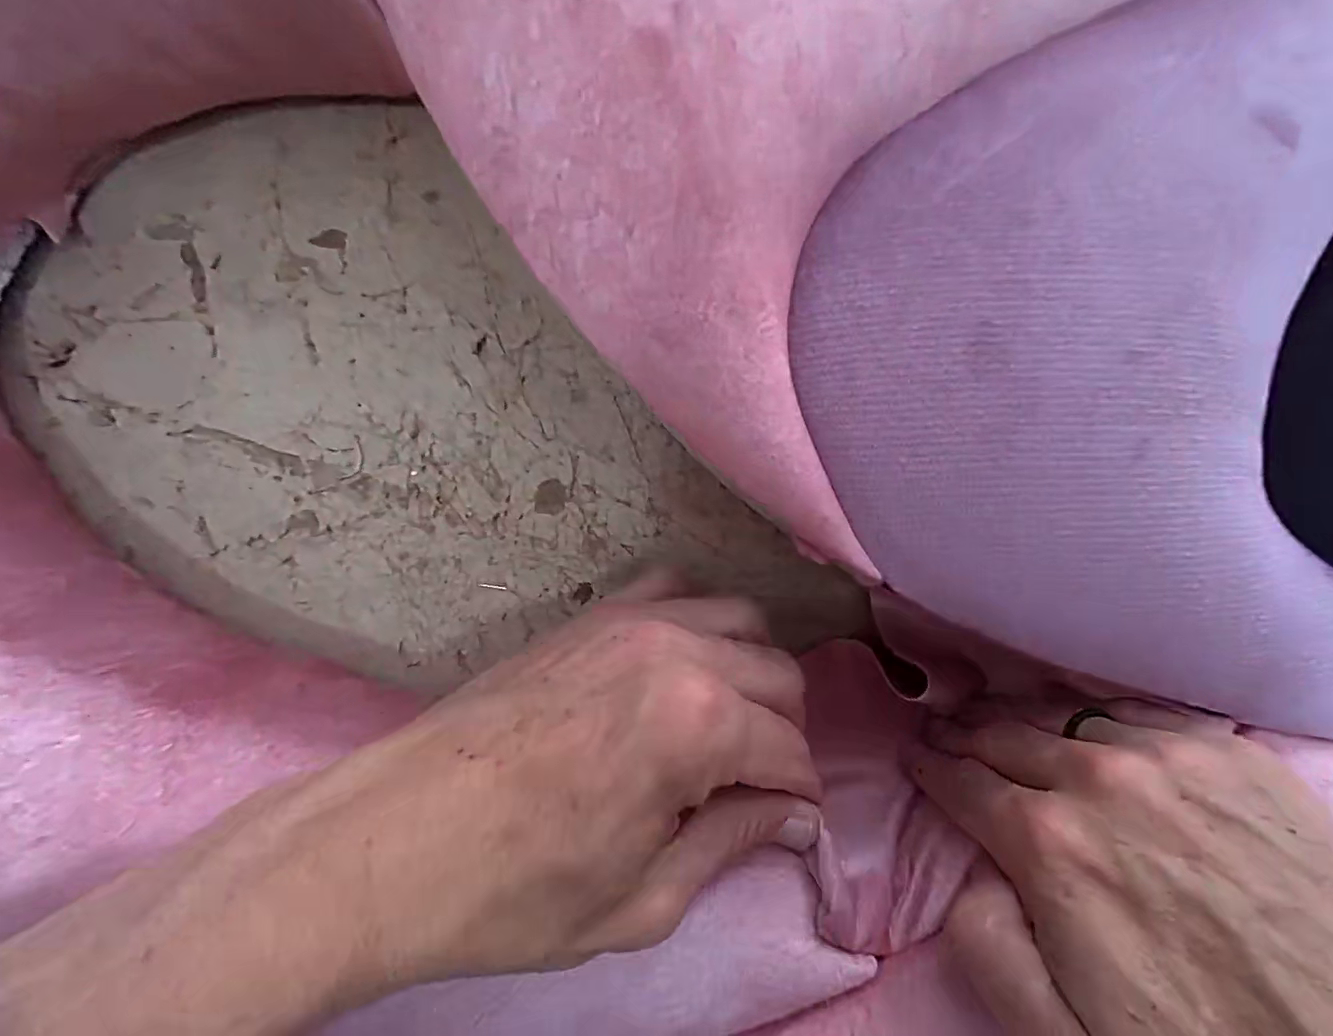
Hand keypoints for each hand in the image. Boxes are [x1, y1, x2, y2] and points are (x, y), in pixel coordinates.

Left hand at [0, 573, 822, 1035]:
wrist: (377, 849)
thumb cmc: (511, 892)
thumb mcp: (642, 900)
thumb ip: (736, 841)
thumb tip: (797, 813)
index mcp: (699, 727)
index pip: (790, 751)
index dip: (800, 792)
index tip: (792, 814)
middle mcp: (684, 654)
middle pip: (784, 679)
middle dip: (785, 733)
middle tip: (757, 776)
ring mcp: (641, 621)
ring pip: (749, 624)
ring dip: (755, 673)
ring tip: (727, 716)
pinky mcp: (602, 611)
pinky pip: (683, 588)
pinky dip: (702, 619)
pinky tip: (684, 659)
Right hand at [908, 700, 1332, 1035]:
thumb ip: (992, 948)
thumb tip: (965, 875)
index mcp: (1053, 846)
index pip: (967, 783)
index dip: (933, 765)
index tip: (916, 751)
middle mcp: (1105, 777)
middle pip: (1011, 734)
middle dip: (969, 729)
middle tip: (947, 722)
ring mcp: (1175, 754)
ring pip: (1074, 712)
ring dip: (1030, 714)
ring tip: (1006, 712)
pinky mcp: (1233, 749)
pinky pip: (1145, 711)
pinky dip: (1103, 713)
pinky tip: (1094, 719)